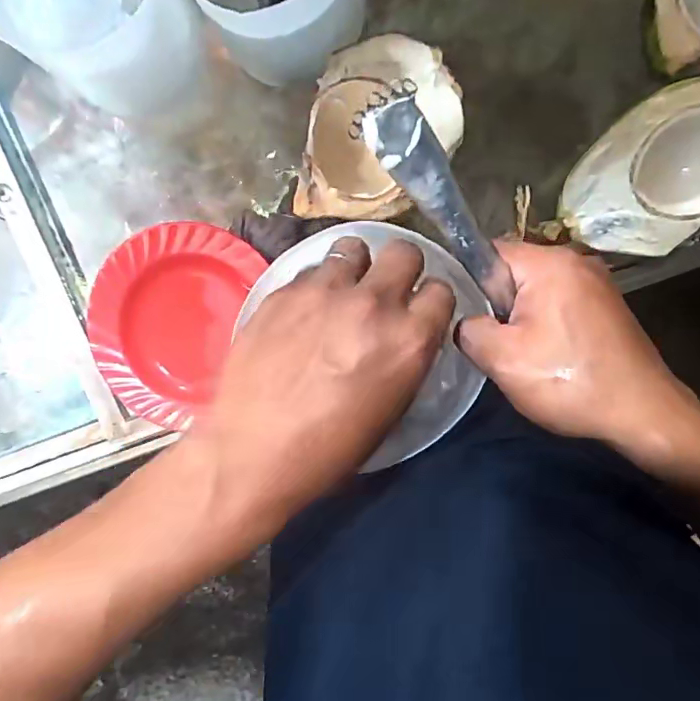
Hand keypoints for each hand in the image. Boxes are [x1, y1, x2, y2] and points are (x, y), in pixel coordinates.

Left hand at [187, 236, 454, 533]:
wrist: (258, 452)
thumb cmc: (336, 446)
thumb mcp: (395, 406)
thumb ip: (408, 358)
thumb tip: (405, 338)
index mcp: (410, 339)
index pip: (441, 290)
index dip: (431, 301)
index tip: (420, 312)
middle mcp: (374, 304)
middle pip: (404, 252)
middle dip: (401, 269)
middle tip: (387, 291)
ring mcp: (325, 292)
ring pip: (354, 248)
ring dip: (356, 268)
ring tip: (342, 294)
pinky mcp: (282, 291)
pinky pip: (311, 270)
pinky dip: (316, 284)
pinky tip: (305, 312)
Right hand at [457, 242, 699, 463]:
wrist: (643, 412)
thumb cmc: (570, 382)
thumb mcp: (504, 360)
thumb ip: (471, 331)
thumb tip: (468, 324)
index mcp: (551, 263)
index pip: (489, 252)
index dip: (468, 282)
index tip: (463, 317)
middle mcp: (578, 262)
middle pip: (516, 273)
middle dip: (498, 306)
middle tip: (495, 345)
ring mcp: (599, 285)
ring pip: (540, 293)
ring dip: (525, 321)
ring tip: (524, 357)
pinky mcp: (609, 309)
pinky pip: (564, 307)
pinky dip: (551, 328)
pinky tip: (553, 359)